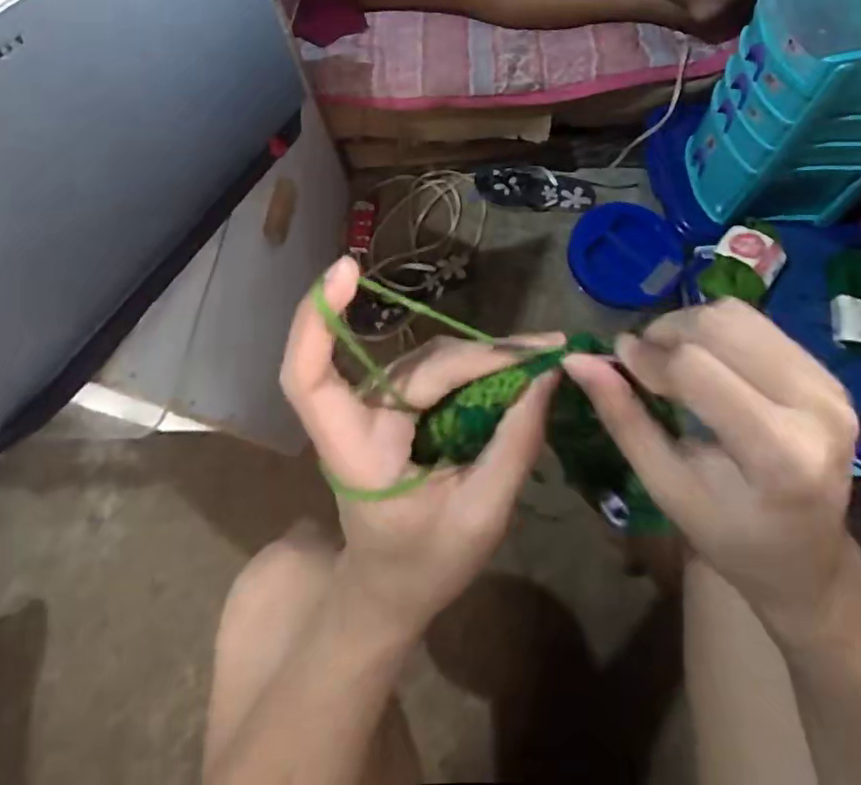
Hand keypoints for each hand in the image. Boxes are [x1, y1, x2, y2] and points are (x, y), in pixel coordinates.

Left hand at [281, 258, 561, 629]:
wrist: (394, 592)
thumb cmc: (424, 566)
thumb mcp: (481, 514)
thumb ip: (514, 446)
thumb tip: (547, 380)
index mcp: (356, 452)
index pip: (311, 379)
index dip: (317, 321)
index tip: (347, 268)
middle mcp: (362, 420)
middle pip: (417, 365)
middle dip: (484, 352)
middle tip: (549, 350)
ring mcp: (384, 412)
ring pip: (435, 361)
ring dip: (490, 354)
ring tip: (543, 355)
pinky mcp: (407, 410)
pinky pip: (445, 372)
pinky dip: (484, 365)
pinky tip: (520, 362)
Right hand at [563, 300, 860, 638]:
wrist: (808, 559)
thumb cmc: (732, 540)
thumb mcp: (670, 490)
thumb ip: (627, 422)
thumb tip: (579, 360)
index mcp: (780, 454)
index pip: (700, 371)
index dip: (650, 358)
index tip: (619, 360)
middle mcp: (817, 408)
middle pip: (723, 329)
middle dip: (669, 331)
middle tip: (640, 356)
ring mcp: (831, 386)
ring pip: (743, 317)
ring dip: (693, 325)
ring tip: (667, 355)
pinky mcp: (832, 374)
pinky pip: (763, 327)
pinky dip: (721, 332)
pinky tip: (704, 359)